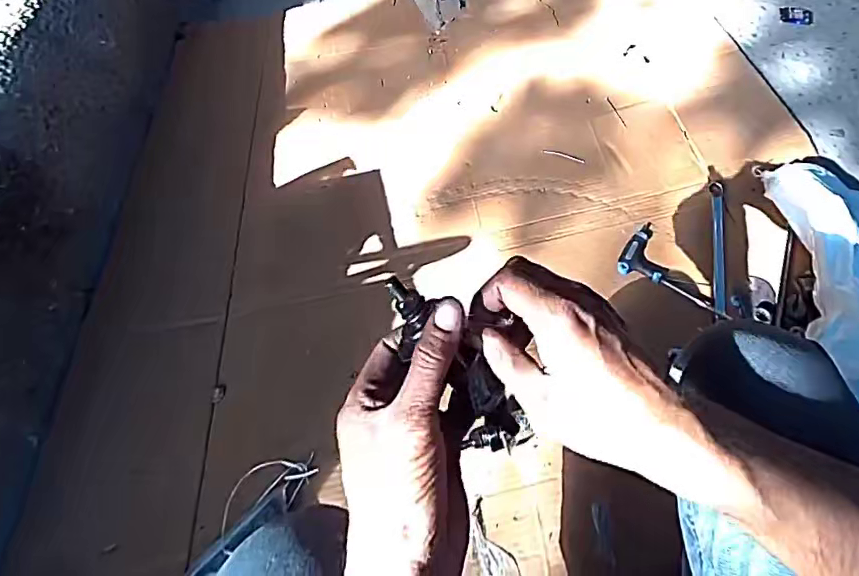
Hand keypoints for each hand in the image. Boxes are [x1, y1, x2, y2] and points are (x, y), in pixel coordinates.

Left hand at [336, 297, 469, 575]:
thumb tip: (447, 313)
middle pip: (422, 362)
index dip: (423, 325)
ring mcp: (418, 430)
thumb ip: (431, 362)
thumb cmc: (391, 499)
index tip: (452, 309)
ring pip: (444, 385)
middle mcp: (390, 412)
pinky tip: (491, 388)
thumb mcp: (410, 417)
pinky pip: (460, 411)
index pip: (394, 345)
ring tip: (487, 351)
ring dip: (465, 370)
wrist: (413, 563)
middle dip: (449, 346)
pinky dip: (476, 398)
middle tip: (477, 327)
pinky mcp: (443, 448)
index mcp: (367, 400)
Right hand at [475, 258, 706, 488]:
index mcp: (558, 316)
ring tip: (515, 336)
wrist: (660, 424)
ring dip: (522, 298)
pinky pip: (564, 291)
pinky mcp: (604, 312)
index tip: (480, 320)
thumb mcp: (541, 402)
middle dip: (499, 294)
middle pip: (523, 269)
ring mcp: (593, 302)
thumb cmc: (610, 420)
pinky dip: (544, 304)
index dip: (485, 297)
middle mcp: (577, 299)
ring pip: (544, 277)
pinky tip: (542, 340)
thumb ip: (506, 363)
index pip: (507, 278)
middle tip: (491, 325)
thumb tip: (488, 341)